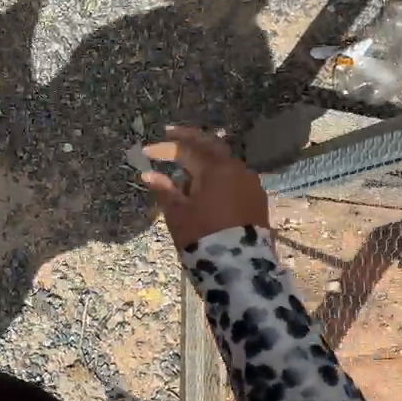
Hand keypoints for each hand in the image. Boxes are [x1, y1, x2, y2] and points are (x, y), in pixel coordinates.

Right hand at [139, 126, 270, 247]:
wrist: (239, 267)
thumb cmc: (203, 236)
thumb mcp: (178, 213)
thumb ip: (164, 190)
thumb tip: (149, 175)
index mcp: (216, 168)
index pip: (186, 150)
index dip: (164, 150)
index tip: (145, 152)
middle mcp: (237, 169)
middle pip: (211, 145)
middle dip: (189, 139)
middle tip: (171, 133)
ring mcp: (250, 183)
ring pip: (224, 162)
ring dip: (203, 161)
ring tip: (184, 171)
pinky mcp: (256, 199)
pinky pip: (233, 178)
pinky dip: (217, 176)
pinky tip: (205, 187)